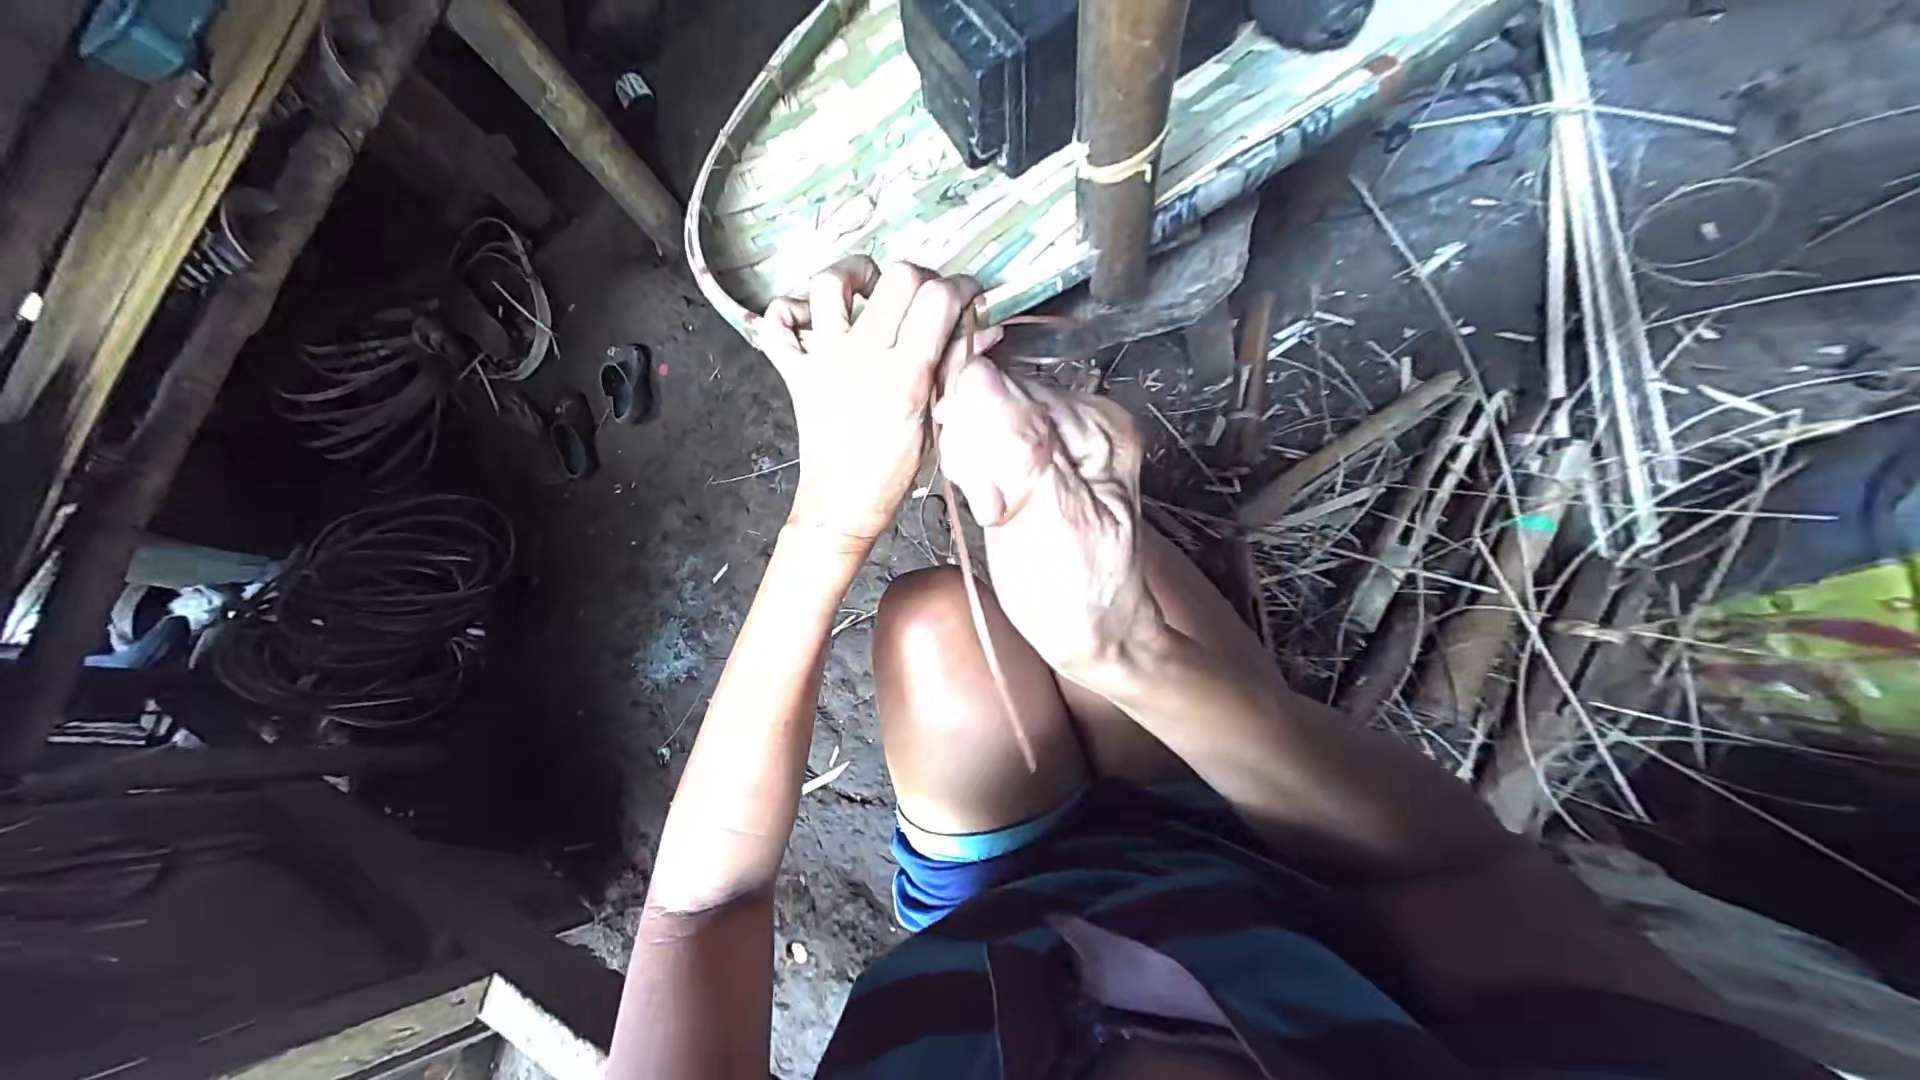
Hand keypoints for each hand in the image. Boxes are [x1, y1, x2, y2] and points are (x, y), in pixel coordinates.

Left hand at [749, 257, 1001, 546]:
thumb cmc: (891, 475)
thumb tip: (984, 331)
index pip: (939, 300)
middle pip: (898, 278)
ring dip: (856, 275)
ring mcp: (824, 360)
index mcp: (905, 376)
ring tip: (870, 289)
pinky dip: (791, 309)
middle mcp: (863, 357)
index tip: (969, 295)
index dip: (962, 287)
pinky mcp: (796, 370)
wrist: (841, 505)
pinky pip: (777, 323)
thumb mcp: (937, 425)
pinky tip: (814, 317)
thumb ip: (956, 372)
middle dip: (923, 277)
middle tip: (929, 298)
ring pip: (831, 284)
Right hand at [934, 357, 1164, 684]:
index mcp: (1098, 427)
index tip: (990, 496)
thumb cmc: (1080, 594)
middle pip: (992, 400)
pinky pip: (983, 442)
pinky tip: (994, 505)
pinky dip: (976, 474)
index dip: (980, 434)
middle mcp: (1081, 421)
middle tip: (996, 513)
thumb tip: (980, 380)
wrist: (1091, 632)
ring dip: (974, 469)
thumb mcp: (1052, 523)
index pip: (1006, 389)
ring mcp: (1057, 438)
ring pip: (980, 420)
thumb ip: (1019, 449)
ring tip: (998, 515)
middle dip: (978, 456)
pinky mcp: (1034, 457)